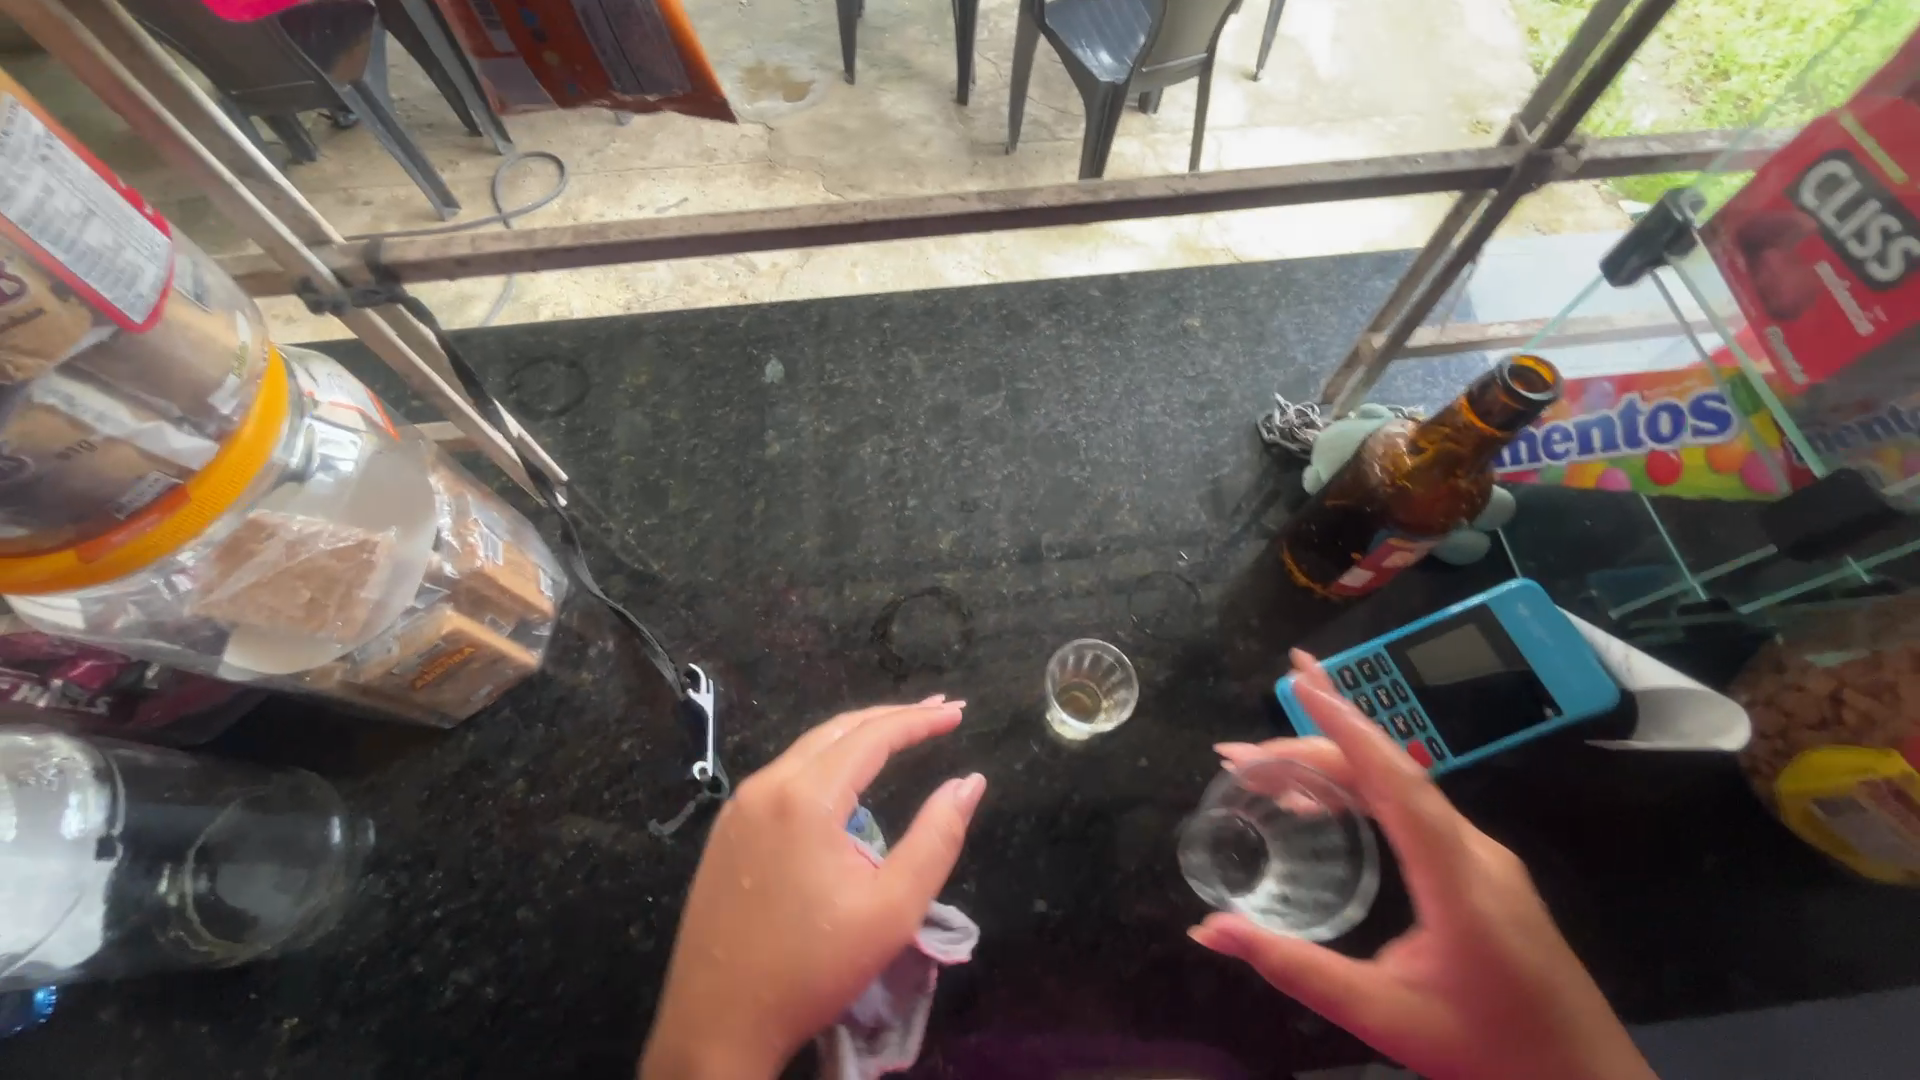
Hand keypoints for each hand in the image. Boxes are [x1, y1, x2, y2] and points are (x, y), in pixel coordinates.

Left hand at [640, 697, 985, 1079]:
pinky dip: (826, 762)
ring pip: (808, 750)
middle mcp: (766, 786)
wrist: (717, 1025)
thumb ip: (937, 838)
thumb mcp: (893, 909)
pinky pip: (785, 775)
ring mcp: (740, 806)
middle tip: (939, 712)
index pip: (872, 737)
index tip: (957, 713)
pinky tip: (846, 779)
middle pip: (838, 731)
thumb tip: (969, 782)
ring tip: (901, 734)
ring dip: (858, 738)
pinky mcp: (727, 829)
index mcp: (806, 798)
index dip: (919, 720)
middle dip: (892, 717)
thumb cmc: (812, 969)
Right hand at [1193, 651, 1654, 1079]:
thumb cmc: (1488, 1052)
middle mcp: (1472, 848)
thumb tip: (1207, 930)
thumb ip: (1293, 967)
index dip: (1343, 725)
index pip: (1394, 779)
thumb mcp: (1380, 1016)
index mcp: (1457, 876)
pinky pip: (1410, 805)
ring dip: (1329, 763)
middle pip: (1385, 773)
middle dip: (1308, 746)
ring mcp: (1480, 854)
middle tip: (1236, 752)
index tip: (1299, 680)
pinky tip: (1318, 799)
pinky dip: (1356, 787)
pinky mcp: (1477, 864)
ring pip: (1397, 784)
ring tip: (1263, 766)